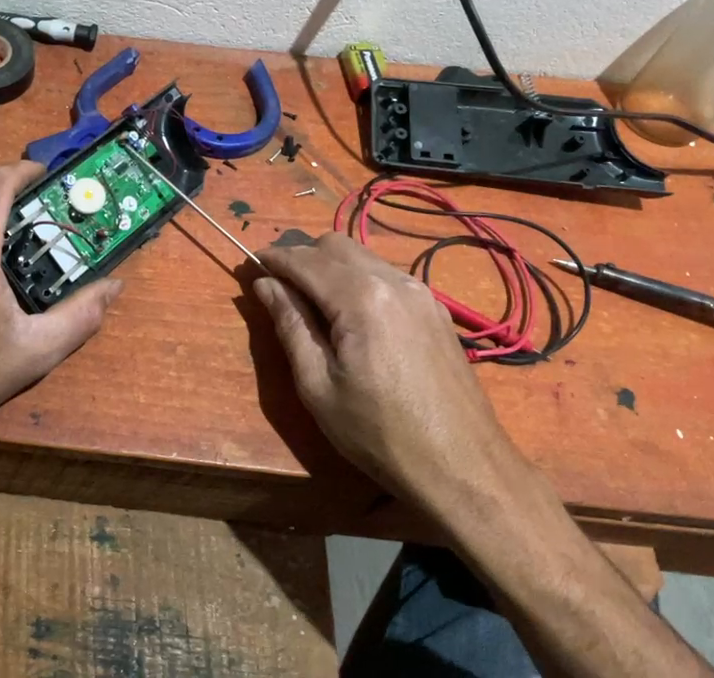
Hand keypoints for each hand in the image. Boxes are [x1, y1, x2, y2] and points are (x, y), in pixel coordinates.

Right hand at [253, 233, 521, 507]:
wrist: (463, 468)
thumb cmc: (378, 433)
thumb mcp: (317, 385)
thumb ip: (290, 325)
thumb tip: (265, 285)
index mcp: (361, 297)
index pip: (305, 260)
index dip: (274, 258)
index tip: (250, 264)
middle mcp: (394, 281)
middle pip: (336, 245)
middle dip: (302, 256)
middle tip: (277, 285)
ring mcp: (421, 293)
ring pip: (363, 257)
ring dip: (330, 266)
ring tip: (309, 301)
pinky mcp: (436, 311)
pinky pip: (386, 276)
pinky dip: (358, 279)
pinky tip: (350, 315)